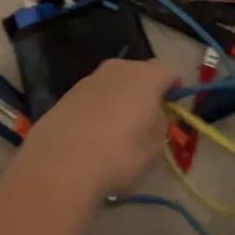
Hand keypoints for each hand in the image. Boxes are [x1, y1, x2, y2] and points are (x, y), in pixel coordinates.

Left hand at [13, 58, 176, 198]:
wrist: (59, 164)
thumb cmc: (118, 155)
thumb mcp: (153, 148)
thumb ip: (159, 124)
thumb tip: (153, 115)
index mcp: (145, 77)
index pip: (169, 71)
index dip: (176, 87)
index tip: (175, 106)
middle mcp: (117, 69)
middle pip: (139, 73)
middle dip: (146, 91)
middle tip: (147, 118)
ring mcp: (89, 80)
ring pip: (113, 84)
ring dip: (119, 99)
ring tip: (117, 130)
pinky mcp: (66, 95)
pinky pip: (92, 98)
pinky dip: (97, 109)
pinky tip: (93, 136)